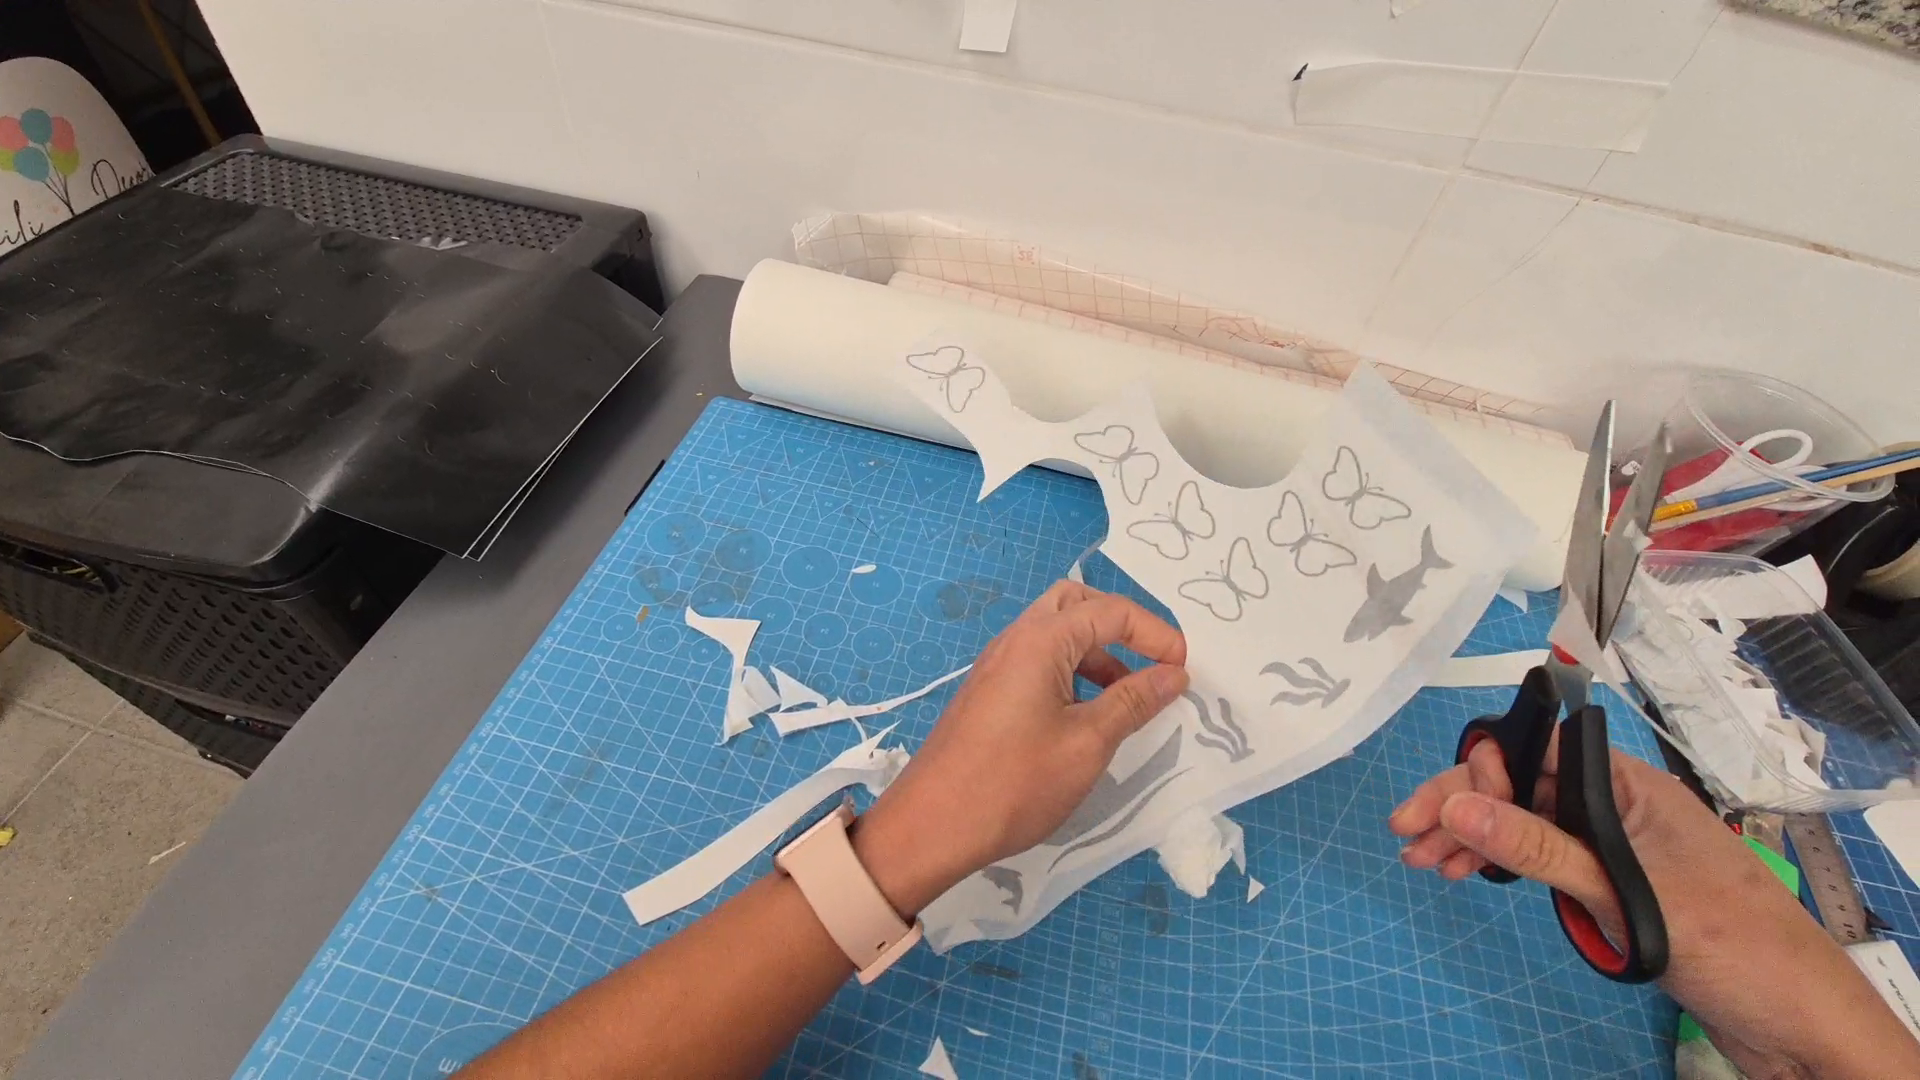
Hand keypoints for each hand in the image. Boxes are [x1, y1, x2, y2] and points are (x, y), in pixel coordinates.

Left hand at [853, 582, 1188, 916]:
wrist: (933, 824)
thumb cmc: (1015, 782)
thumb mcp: (1087, 743)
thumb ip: (1133, 701)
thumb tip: (1174, 673)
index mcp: (1040, 640)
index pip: (1110, 610)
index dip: (1155, 633)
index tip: (1185, 669)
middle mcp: (1015, 639)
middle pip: (1075, 604)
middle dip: (1119, 625)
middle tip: (1150, 663)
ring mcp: (997, 664)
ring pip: (1056, 634)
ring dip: (1096, 653)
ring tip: (1128, 699)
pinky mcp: (989, 691)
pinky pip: (1038, 661)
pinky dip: (1071, 673)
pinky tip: (1088, 716)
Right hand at [1391, 734, 1919, 1077]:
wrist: (1807, 1032)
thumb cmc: (1729, 945)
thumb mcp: (1622, 891)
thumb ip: (1535, 845)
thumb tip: (1454, 806)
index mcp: (1625, 785)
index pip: (1531, 751)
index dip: (1478, 771)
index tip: (1437, 810)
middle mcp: (1611, 803)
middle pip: (1516, 786)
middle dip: (1459, 808)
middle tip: (1407, 836)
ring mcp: (1608, 841)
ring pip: (1520, 821)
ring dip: (1470, 837)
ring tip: (1426, 862)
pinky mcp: (1605, 877)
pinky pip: (1538, 853)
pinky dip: (1500, 861)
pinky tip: (1469, 873)